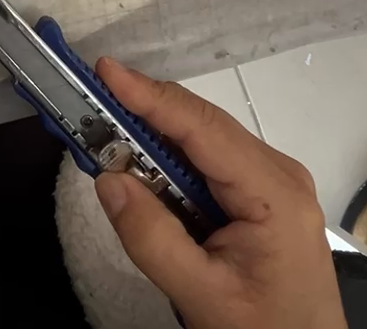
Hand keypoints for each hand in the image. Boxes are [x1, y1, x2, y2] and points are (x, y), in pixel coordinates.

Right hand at [93, 58, 346, 328]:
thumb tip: (108, 178)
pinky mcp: (257, 190)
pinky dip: (165, 155)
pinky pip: (203, 157)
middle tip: (89, 104)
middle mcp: (277, 172)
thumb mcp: (202, 296)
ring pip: (198, 137)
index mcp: (274, 193)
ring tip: (105, 132)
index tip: (105, 70)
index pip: (202, 128)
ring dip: (150, 134)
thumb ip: (152, 239)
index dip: (151, 96)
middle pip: (199, 124)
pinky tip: (140, 164)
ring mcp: (270, 179)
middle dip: (142, 111)